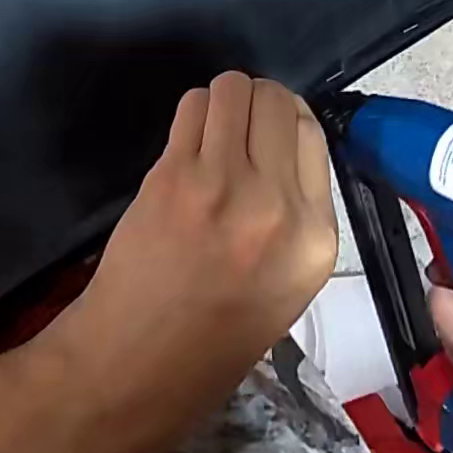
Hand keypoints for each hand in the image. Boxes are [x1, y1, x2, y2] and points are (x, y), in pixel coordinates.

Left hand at [40, 72, 338, 452]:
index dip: (289, 116)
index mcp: (315, 236)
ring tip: (214, 129)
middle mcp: (276, 204)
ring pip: (234, 88)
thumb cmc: (219, 329)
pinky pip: (193, 103)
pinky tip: (188, 140)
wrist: (137, 364)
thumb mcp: (290, 276)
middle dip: (259, 99)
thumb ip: (299, 202)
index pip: (312, 131)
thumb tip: (284, 133)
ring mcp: (221, 185)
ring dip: (225, 98)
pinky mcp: (173, 175)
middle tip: (240, 125)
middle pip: (278, 100)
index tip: (271, 125)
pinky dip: (194, 109)